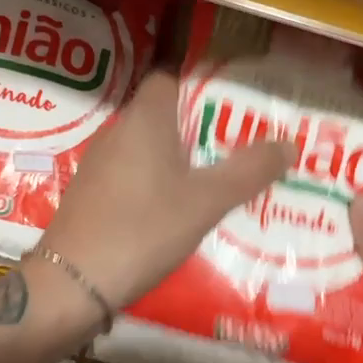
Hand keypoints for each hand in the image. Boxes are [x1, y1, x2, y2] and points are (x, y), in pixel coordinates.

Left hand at [40, 70, 292, 308]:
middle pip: (161, 118)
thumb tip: (288, 144)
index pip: (169, 79)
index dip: (200, 89)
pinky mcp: (88, 199)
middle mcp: (116, 134)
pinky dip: (154, 189)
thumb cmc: (144, 230)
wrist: (74, 283)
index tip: (231, 111)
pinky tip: (174, 217)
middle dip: (197, 132)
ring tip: (213, 186)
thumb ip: (249, 171)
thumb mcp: (206, 202)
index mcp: (144, 119)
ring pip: (146, 152)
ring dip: (176, 164)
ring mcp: (97, 167)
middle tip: (235, 152)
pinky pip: (130, 180)